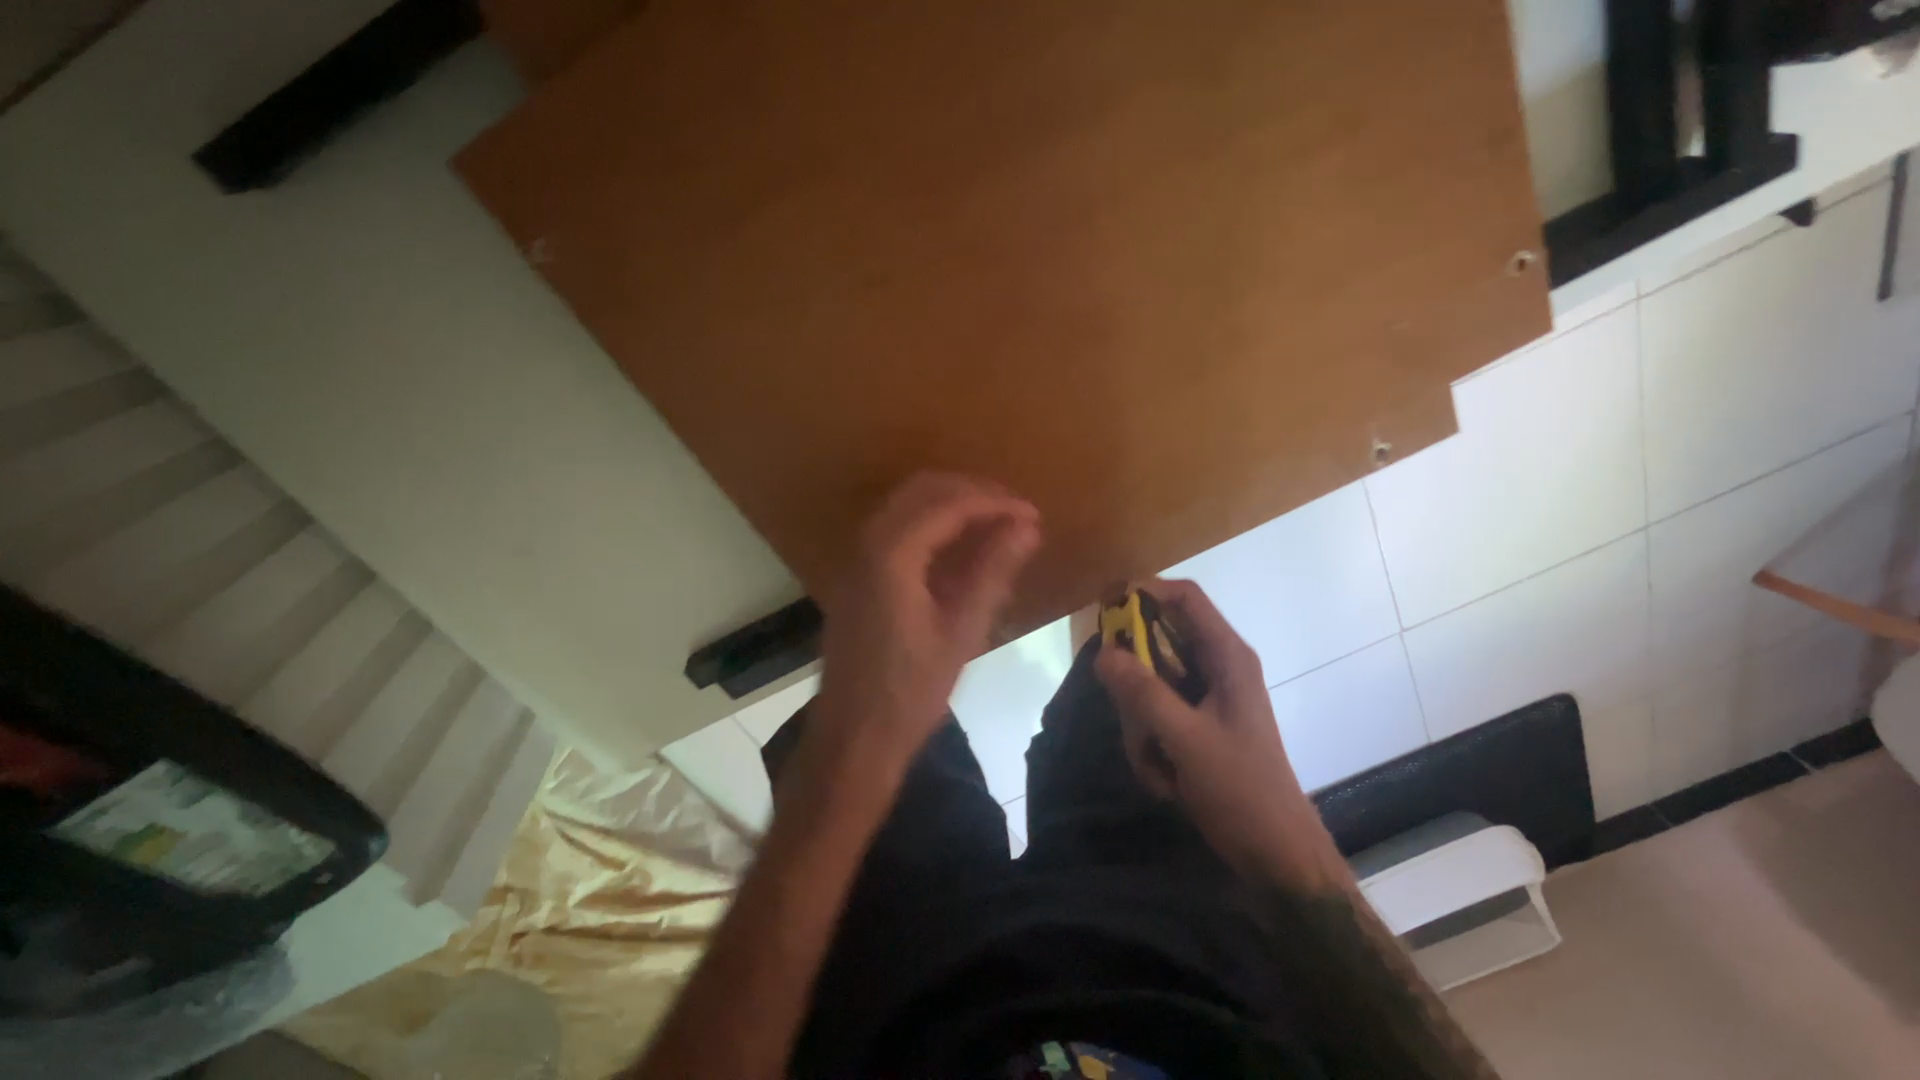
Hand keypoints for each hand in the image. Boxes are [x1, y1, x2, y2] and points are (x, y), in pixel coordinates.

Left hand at [809, 472, 1040, 775]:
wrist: (853, 738)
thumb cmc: (911, 693)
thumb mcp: (961, 632)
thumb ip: (992, 572)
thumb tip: (1027, 527)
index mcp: (891, 556)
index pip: (948, 504)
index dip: (995, 502)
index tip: (1034, 514)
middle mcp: (866, 546)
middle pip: (922, 491)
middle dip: (972, 493)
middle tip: (1017, 513)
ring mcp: (856, 562)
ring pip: (906, 508)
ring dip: (950, 506)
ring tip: (997, 525)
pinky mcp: (857, 580)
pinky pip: (895, 531)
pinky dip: (930, 527)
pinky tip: (961, 550)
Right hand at [1094, 579, 1342, 884]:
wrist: (1276, 850)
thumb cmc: (1240, 788)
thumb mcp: (1185, 739)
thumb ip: (1143, 692)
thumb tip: (1103, 652)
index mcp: (1228, 657)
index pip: (1185, 598)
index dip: (1145, 592)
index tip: (1103, 608)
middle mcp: (1219, 668)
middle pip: (1159, 642)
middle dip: (1134, 678)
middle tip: (1124, 709)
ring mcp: (1209, 698)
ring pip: (1152, 684)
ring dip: (1141, 722)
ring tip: (1155, 761)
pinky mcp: (1199, 726)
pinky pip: (1157, 715)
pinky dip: (1151, 742)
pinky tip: (1164, 778)